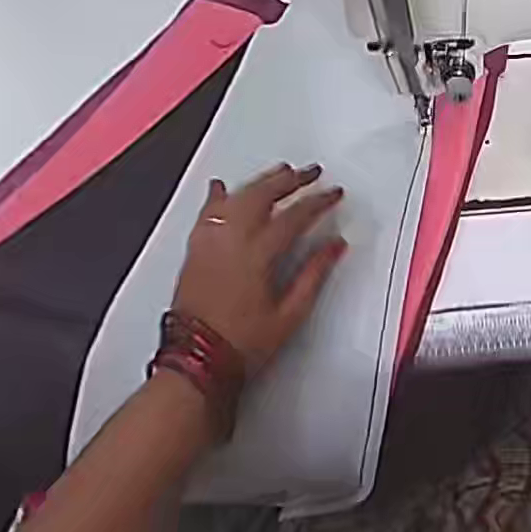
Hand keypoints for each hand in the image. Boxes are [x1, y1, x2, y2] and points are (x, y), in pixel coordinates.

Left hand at [171, 164, 346, 375]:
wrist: (197, 359)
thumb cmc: (243, 343)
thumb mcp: (290, 314)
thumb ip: (314, 274)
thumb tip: (335, 246)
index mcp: (257, 255)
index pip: (294, 216)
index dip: (317, 202)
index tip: (333, 194)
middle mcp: (231, 241)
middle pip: (263, 196)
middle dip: (290, 180)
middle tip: (310, 172)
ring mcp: (209, 242)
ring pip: (236, 198)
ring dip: (260, 181)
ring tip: (279, 172)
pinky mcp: (195, 249)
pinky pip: (207, 212)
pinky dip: (217, 196)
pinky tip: (222, 187)